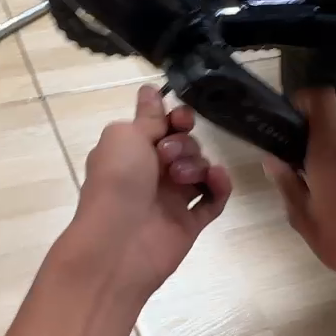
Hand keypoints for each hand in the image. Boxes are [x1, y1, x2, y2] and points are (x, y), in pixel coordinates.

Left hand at [65, 85, 232, 299]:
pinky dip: (219, 186)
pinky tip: (216, 180)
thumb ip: (146, 117)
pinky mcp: (190, 222)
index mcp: (131, 151)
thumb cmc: (116, 183)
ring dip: (197, 164)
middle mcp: (151, 172)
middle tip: (168, 156)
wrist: (116, 245)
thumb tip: (150, 90)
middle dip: (184, 143)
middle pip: (185, 144)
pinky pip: (214, 198)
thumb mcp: (125, 137)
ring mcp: (172, 198)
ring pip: (201, 168)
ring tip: (182, 178)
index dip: (176, 118)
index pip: (162, 126)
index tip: (181, 120)